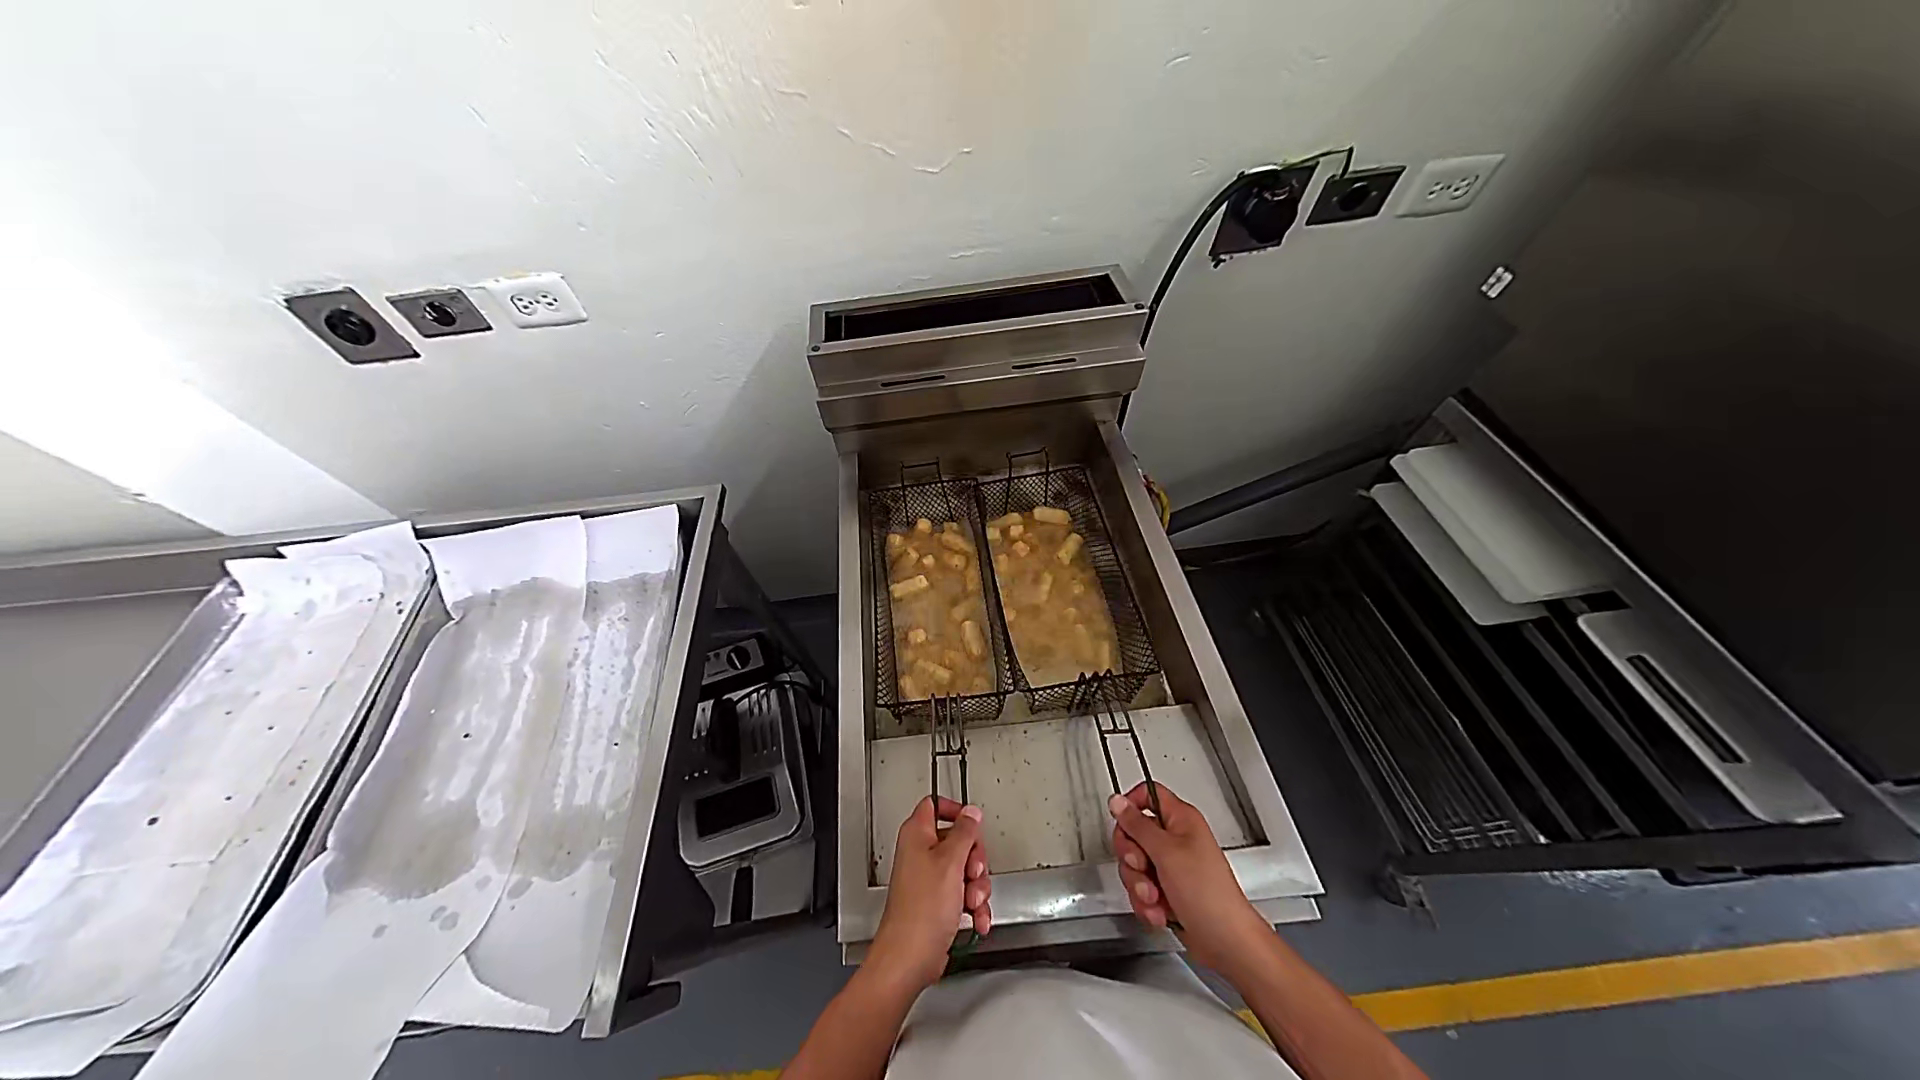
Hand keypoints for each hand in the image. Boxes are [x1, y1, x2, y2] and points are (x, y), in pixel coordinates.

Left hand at [866, 797, 991, 991]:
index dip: (955, 810)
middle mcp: (920, 853)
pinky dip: (974, 906)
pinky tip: (976, 918)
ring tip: (971, 900)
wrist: (910, 958)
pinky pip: (963, 894)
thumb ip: (965, 833)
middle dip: (974, 859)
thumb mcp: (951, 862)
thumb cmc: (920, 912)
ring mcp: (928, 879)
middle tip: (972, 872)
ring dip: (977, 887)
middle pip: (958, 840)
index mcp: (917, 834)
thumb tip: (971, 813)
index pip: (936, 805)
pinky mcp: (937, 902)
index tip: (972, 825)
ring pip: (964, 869)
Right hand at [1109, 782, 1271, 977]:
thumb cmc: (1208, 894)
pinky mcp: (1166, 889)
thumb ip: (1136, 825)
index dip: (1130, 806)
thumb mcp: (1165, 852)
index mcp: (1181, 819)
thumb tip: (1118, 802)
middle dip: (1131, 856)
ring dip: (1139, 884)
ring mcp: (1171, 865)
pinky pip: (1140, 886)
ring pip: (1134, 864)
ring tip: (1155, 895)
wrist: (1224, 940)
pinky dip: (1145, 902)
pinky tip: (1159, 910)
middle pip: (1133, 833)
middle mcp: (1175, 839)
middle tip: (1142, 865)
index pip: (1147, 794)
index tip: (1124, 825)